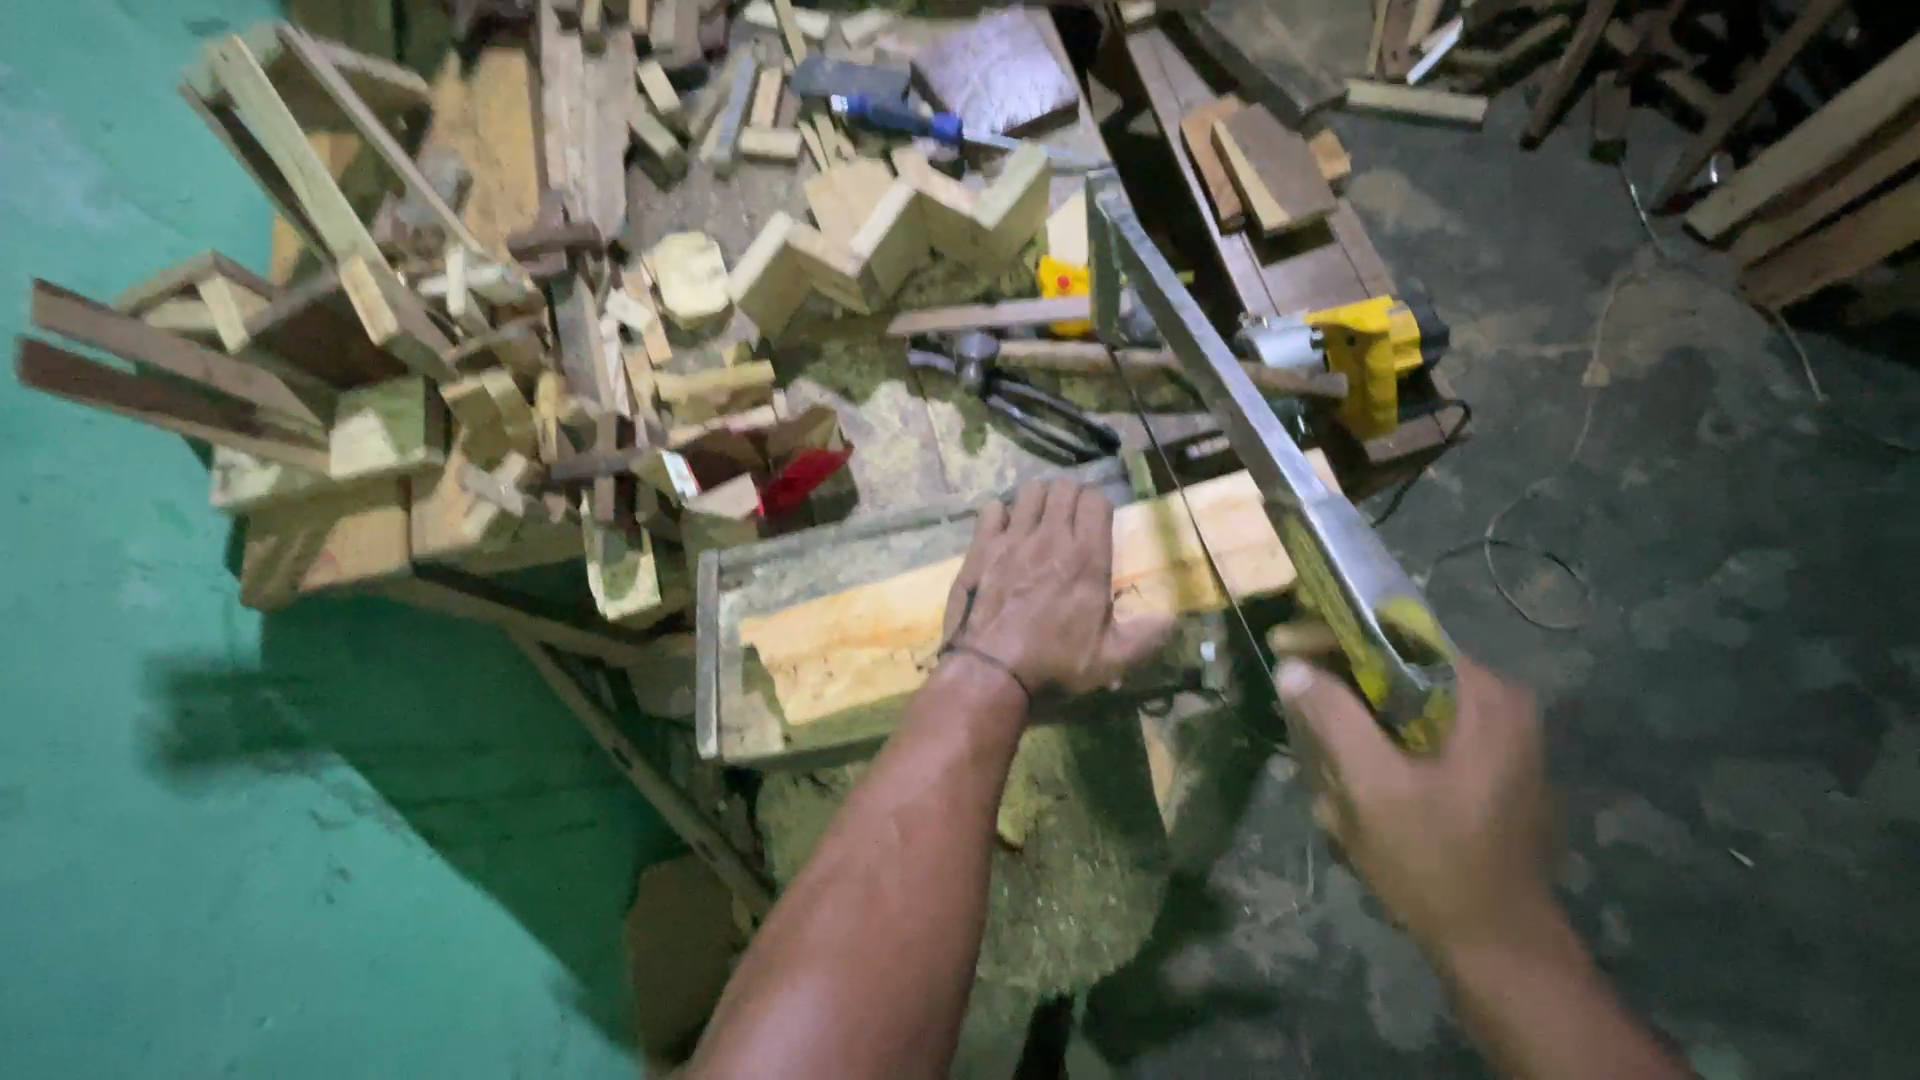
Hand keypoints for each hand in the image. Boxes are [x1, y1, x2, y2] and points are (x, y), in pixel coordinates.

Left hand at [943, 479, 1173, 694]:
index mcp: (1087, 557)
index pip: (1097, 500)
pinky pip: (992, 508)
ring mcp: (1013, 538)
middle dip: (1071, 497)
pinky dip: (1001, 513)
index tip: (1096, 523)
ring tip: (1039, 521)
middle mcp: (1051, 537)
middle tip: (1069, 520)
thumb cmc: (1053, 664)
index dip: (1099, 506)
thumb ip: (1146, 635)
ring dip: (1038, 500)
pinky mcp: (981, 547)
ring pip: (1030, 490)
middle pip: (1064, 487)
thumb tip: (1172, 618)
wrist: (990, 672)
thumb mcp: (1110, 660)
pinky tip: (1004, 532)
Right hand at [1277, 656, 1556, 955]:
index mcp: (1483, 696)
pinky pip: (1422, 722)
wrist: (1498, 943)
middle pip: (1403, 662)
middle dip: (1341, 671)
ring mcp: (1499, 734)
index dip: (1333, 634)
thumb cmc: (1435, 861)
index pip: (1399, 635)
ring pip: (1408, 694)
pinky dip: (1380, 726)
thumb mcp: (1372, 786)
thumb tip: (1291, 666)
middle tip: (1289, 681)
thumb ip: (1332, 717)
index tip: (1283, 643)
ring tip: (1307, 715)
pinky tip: (1345, 751)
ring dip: (1357, 702)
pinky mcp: (1489, 761)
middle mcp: (1499, 703)